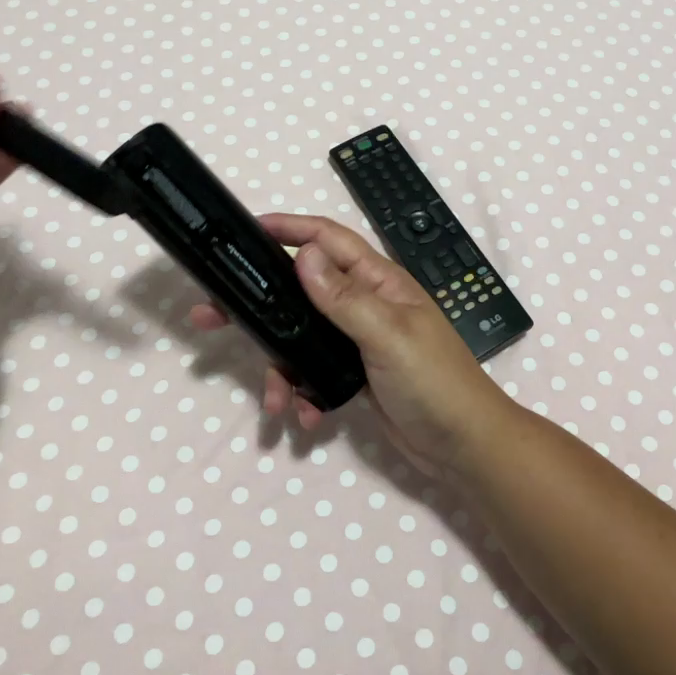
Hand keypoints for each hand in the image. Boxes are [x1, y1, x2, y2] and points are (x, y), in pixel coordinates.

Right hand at [189, 213, 519, 475]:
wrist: (463, 446)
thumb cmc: (434, 382)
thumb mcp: (389, 335)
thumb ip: (344, 297)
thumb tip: (303, 254)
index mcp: (380, 282)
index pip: (329, 240)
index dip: (291, 228)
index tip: (249, 229)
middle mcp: (366, 304)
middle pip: (303, 289)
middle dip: (262, 302)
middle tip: (212, 314)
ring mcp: (359, 340)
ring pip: (302, 337)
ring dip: (280, 366)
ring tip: (272, 400)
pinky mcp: (354, 374)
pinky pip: (314, 373)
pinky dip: (303, 392)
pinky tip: (307, 415)